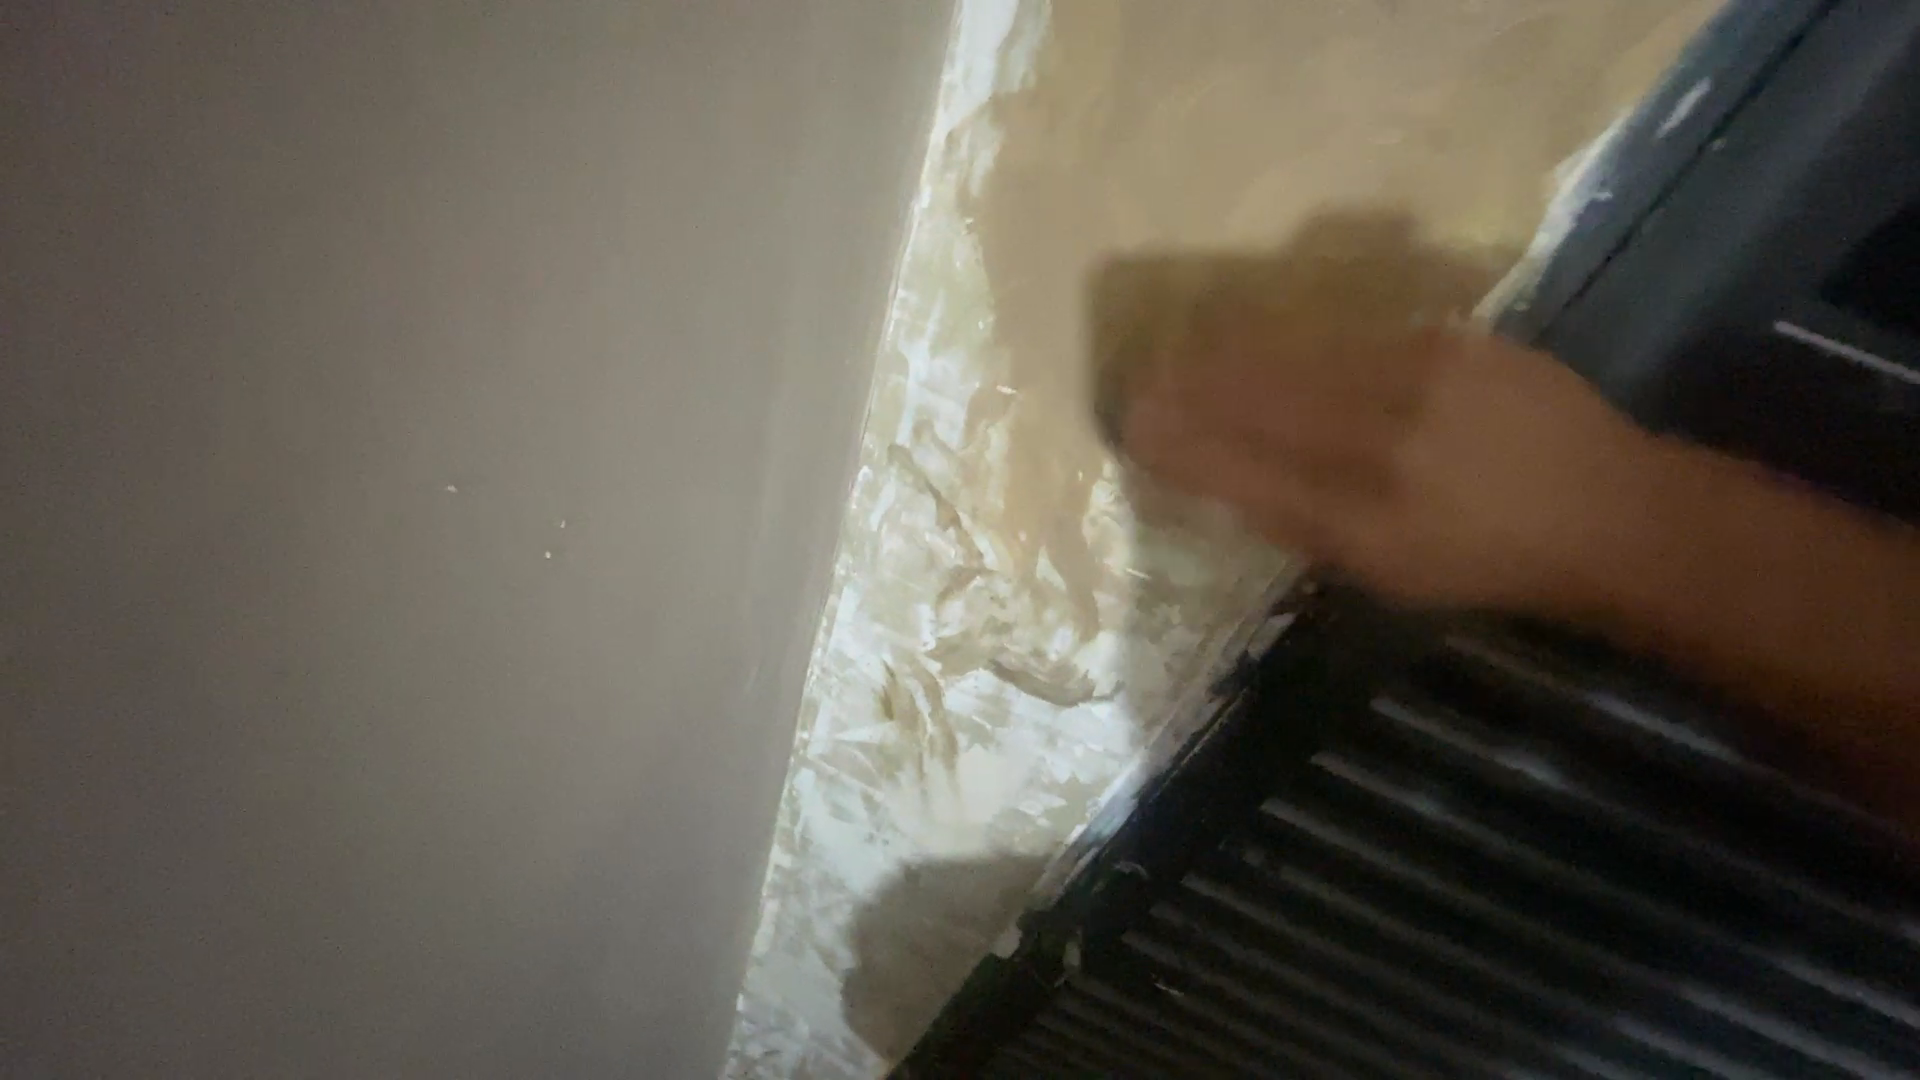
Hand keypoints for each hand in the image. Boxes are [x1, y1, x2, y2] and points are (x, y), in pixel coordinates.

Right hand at [1120, 311, 1664, 611]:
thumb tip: (1232, 487)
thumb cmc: (1485, 562)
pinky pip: (1349, 339)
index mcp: (1368, 523)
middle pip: (1264, 410)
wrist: (1614, 511)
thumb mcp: (1385, 575)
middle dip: (1192, 397)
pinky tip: (1259, 339)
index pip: (1248, 477)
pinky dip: (1292, 342)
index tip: (1135, 433)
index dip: (1183, 452)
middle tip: (1141, 389)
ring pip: (1300, 366)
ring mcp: (1425, 386)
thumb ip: (1304, 529)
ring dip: (1229, 362)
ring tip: (1181, 360)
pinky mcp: (1454, 343)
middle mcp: (1389, 449)